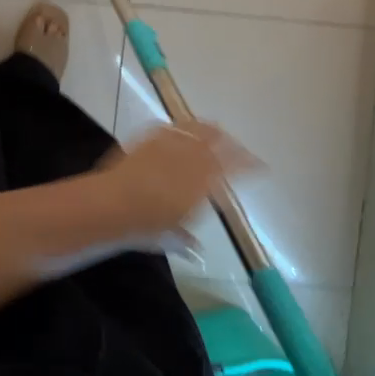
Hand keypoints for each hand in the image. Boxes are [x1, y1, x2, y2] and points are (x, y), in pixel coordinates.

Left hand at [96, 121, 257, 237]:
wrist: (112, 202)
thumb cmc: (145, 224)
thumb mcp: (170, 236)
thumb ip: (185, 238)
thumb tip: (194, 248)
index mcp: (205, 183)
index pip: (235, 167)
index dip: (250, 165)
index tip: (262, 167)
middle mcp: (192, 158)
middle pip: (219, 142)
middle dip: (232, 144)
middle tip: (238, 148)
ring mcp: (170, 143)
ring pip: (198, 128)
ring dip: (211, 130)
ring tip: (217, 131)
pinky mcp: (150, 136)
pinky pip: (173, 127)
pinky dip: (184, 127)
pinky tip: (184, 129)